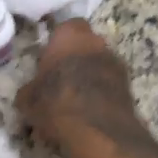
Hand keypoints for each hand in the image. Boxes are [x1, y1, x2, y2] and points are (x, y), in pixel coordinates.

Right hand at [15, 19, 136, 144]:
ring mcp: (116, 62)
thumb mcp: (28, 98)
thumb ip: (31, 88)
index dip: (58, 42)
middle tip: (61, 78)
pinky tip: (91, 110)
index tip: (50, 59)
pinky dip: (103, 91)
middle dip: (76, 58)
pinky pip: (111, 83)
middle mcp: (96, 42)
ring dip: (91, 75)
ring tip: (77, 98)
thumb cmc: (55, 102)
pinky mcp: (128, 85)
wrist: (96, 129)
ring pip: (101, 63)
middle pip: (86, 44)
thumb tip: (31, 91)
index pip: (67, 27)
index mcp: (70, 36)